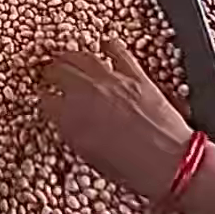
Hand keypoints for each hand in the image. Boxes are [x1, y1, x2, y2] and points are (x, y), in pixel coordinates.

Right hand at [40, 38, 198, 201]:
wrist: (171, 164)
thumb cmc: (132, 169)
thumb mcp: (91, 156)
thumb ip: (73, 133)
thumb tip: (66, 120)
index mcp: (71, 118)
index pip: (46, 99)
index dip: (43, 98)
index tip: (43, 97)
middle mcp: (86, 94)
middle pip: (58, 72)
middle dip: (49, 72)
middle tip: (47, 73)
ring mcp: (110, 80)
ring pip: (81, 57)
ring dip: (70, 55)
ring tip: (65, 55)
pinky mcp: (134, 74)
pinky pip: (117, 52)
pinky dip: (108, 46)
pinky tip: (104, 44)